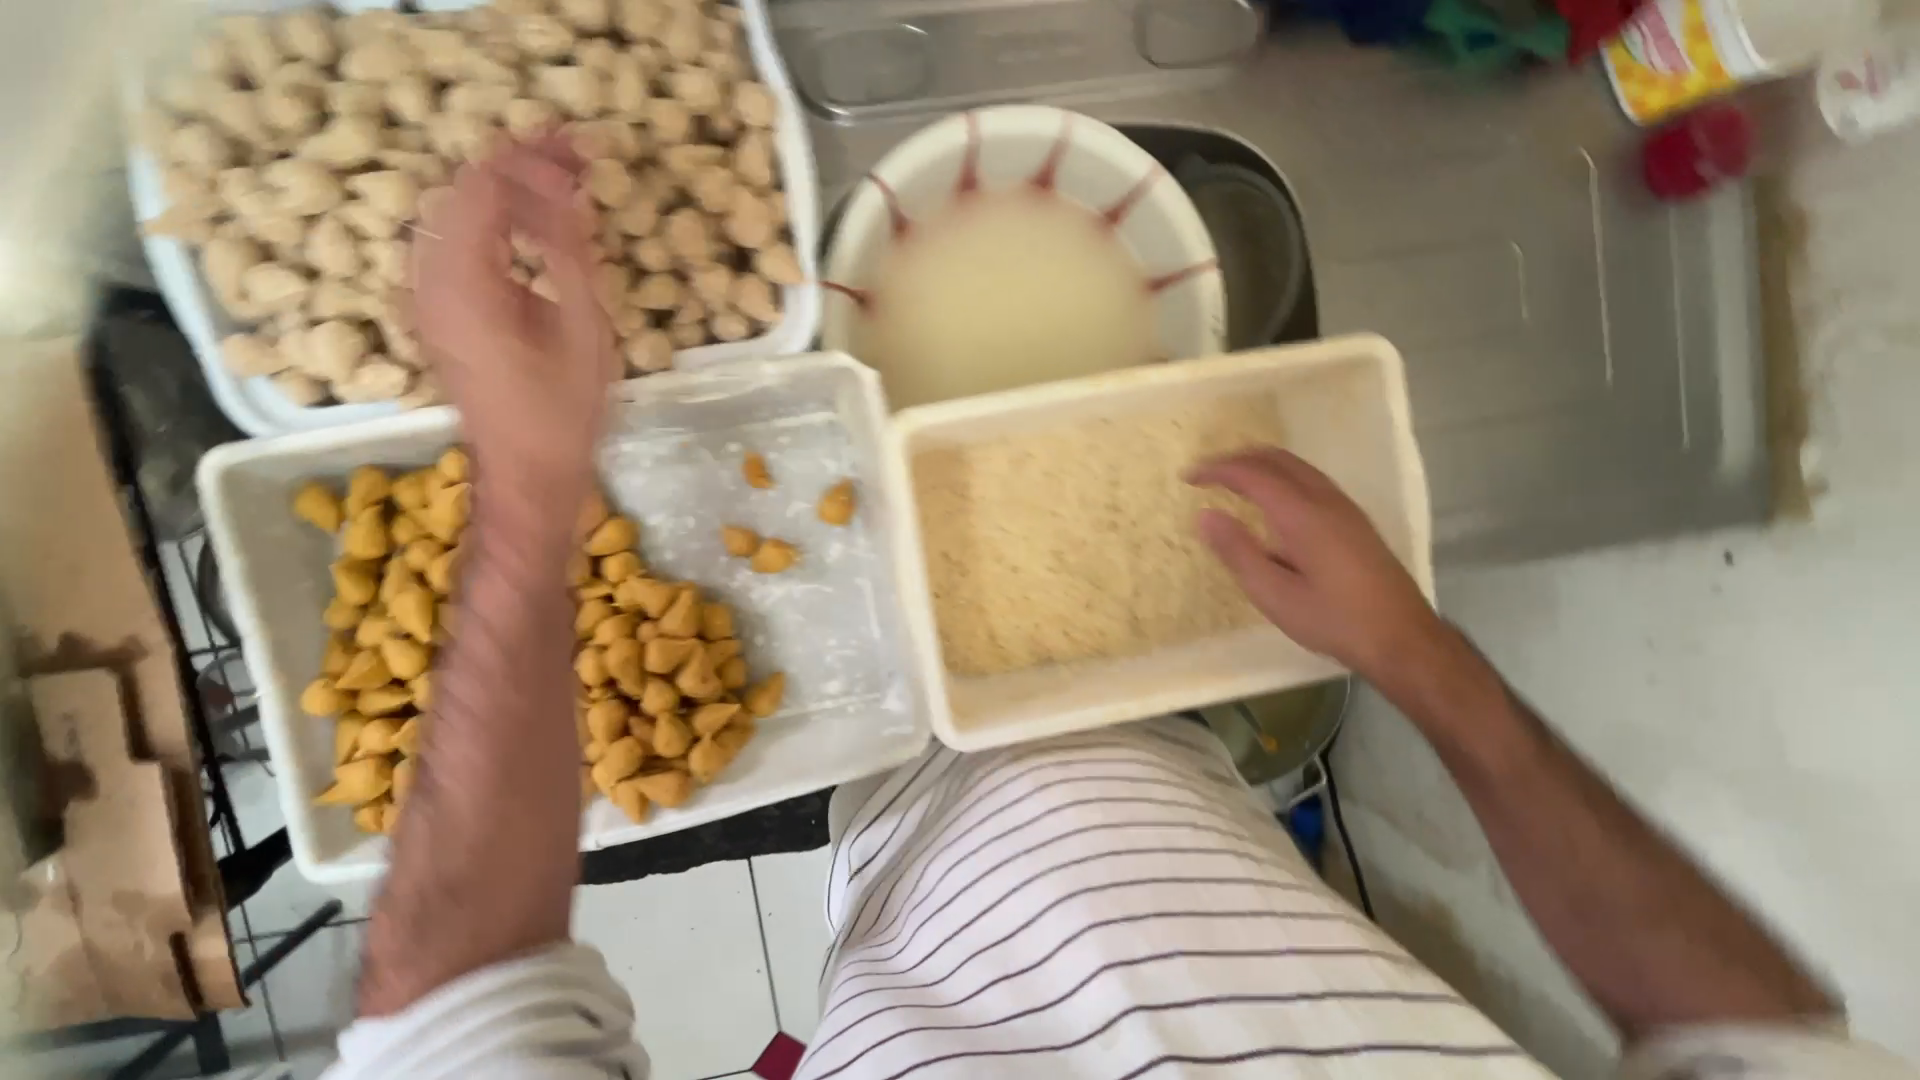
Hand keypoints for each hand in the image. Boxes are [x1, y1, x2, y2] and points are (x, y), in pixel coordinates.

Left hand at [414, 138, 614, 505]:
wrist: (525, 472)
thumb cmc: (563, 413)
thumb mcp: (583, 332)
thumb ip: (569, 254)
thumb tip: (567, 189)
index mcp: (462, 282)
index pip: (484, 188)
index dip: (530, 162)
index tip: (578, 153)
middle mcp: (427, 279)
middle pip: (462, 192)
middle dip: (517, 168)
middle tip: (573, 157)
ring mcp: (425, 295)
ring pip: (456, 214)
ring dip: (505, 193)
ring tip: (559, 184)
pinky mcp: (437, 310)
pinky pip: (455, 244)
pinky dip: (493, 224)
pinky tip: (532, 227)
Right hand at [1186, 447, 1446, 684]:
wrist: (1402, 637)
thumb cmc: (1333, 620)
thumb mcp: (1273, 594)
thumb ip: (1237, 552)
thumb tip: (1205, 515)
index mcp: (1303, 515)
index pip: (1252, 474)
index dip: (1217, 470)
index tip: (1188, 478)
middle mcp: (1325, 500)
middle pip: (1277, 459)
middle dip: (1237, 458)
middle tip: (1206, 474)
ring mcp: (1344, 508)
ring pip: (1296, 466)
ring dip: (1260, 465)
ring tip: (1231, 482)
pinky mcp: (1354, 521)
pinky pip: (1309, 479)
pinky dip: (1280, 477)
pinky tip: (1270, 503)